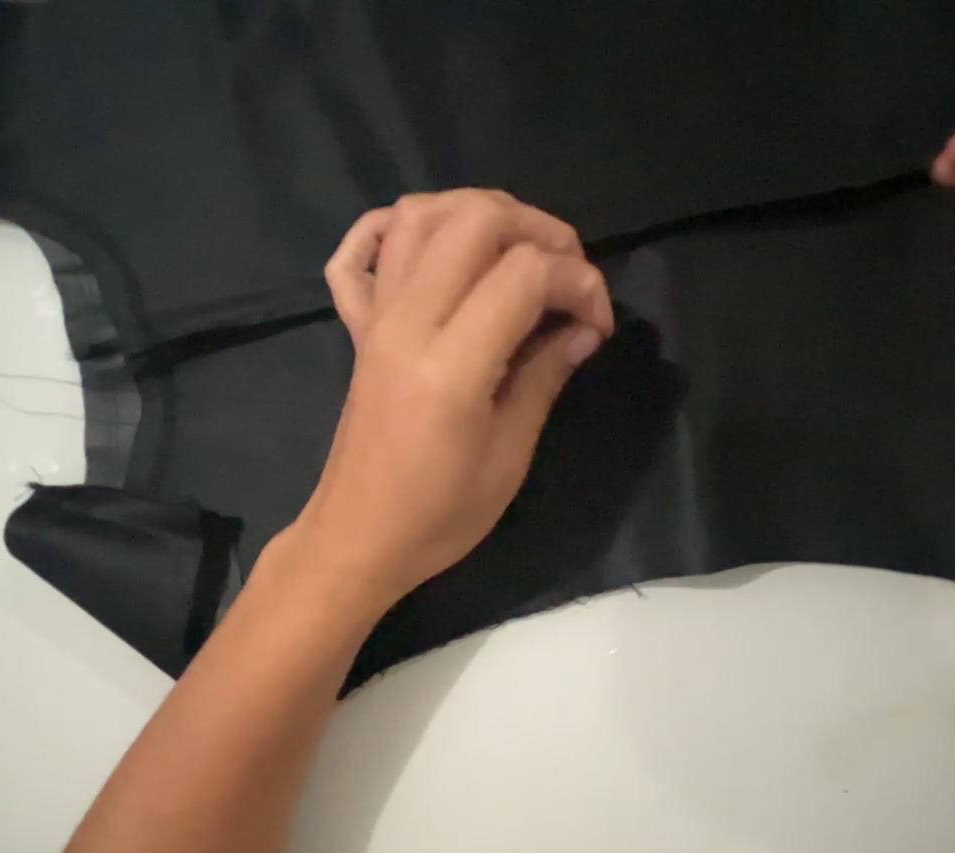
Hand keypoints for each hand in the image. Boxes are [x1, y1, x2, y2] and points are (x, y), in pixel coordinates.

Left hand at [274, 189, 614, 609]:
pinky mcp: (357, 328)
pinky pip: (359, 252)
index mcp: (451, 365)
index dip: (578, 281)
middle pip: (474, 220)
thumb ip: (545, 378)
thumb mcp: (509, 458)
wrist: (357, 539)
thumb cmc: (439, 516)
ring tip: (518, 250)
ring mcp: (375, 319)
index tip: (597, 322)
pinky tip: (433, 245)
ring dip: (479, 213)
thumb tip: (584, 329)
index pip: (524, 273)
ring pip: (419, 215)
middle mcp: (407, 323)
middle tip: (568, 274)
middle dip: (539, 230)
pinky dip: (394, 228)